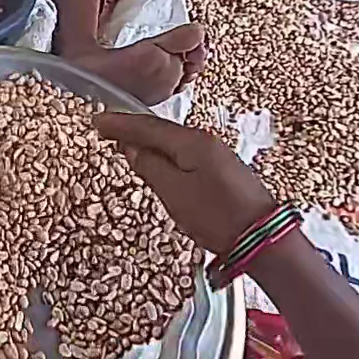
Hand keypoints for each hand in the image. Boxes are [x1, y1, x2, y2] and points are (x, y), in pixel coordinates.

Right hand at [94, 112, 275, 254]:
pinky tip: (152, 157)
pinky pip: (181, 152)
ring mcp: (214, 155)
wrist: (263, 238)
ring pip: (171, 141)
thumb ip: (149, 166)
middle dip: (131, 128)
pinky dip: (161, 151)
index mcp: (191, 142)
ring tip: (122, 140)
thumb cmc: (216, 215)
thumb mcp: (174, 192)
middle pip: (160, 129)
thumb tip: (131, 148)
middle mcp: (203, 141)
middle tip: (104, 127)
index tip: (96, 120)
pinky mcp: (219, 169)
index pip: (147, 126)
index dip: (120, 124)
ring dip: (145, 139)